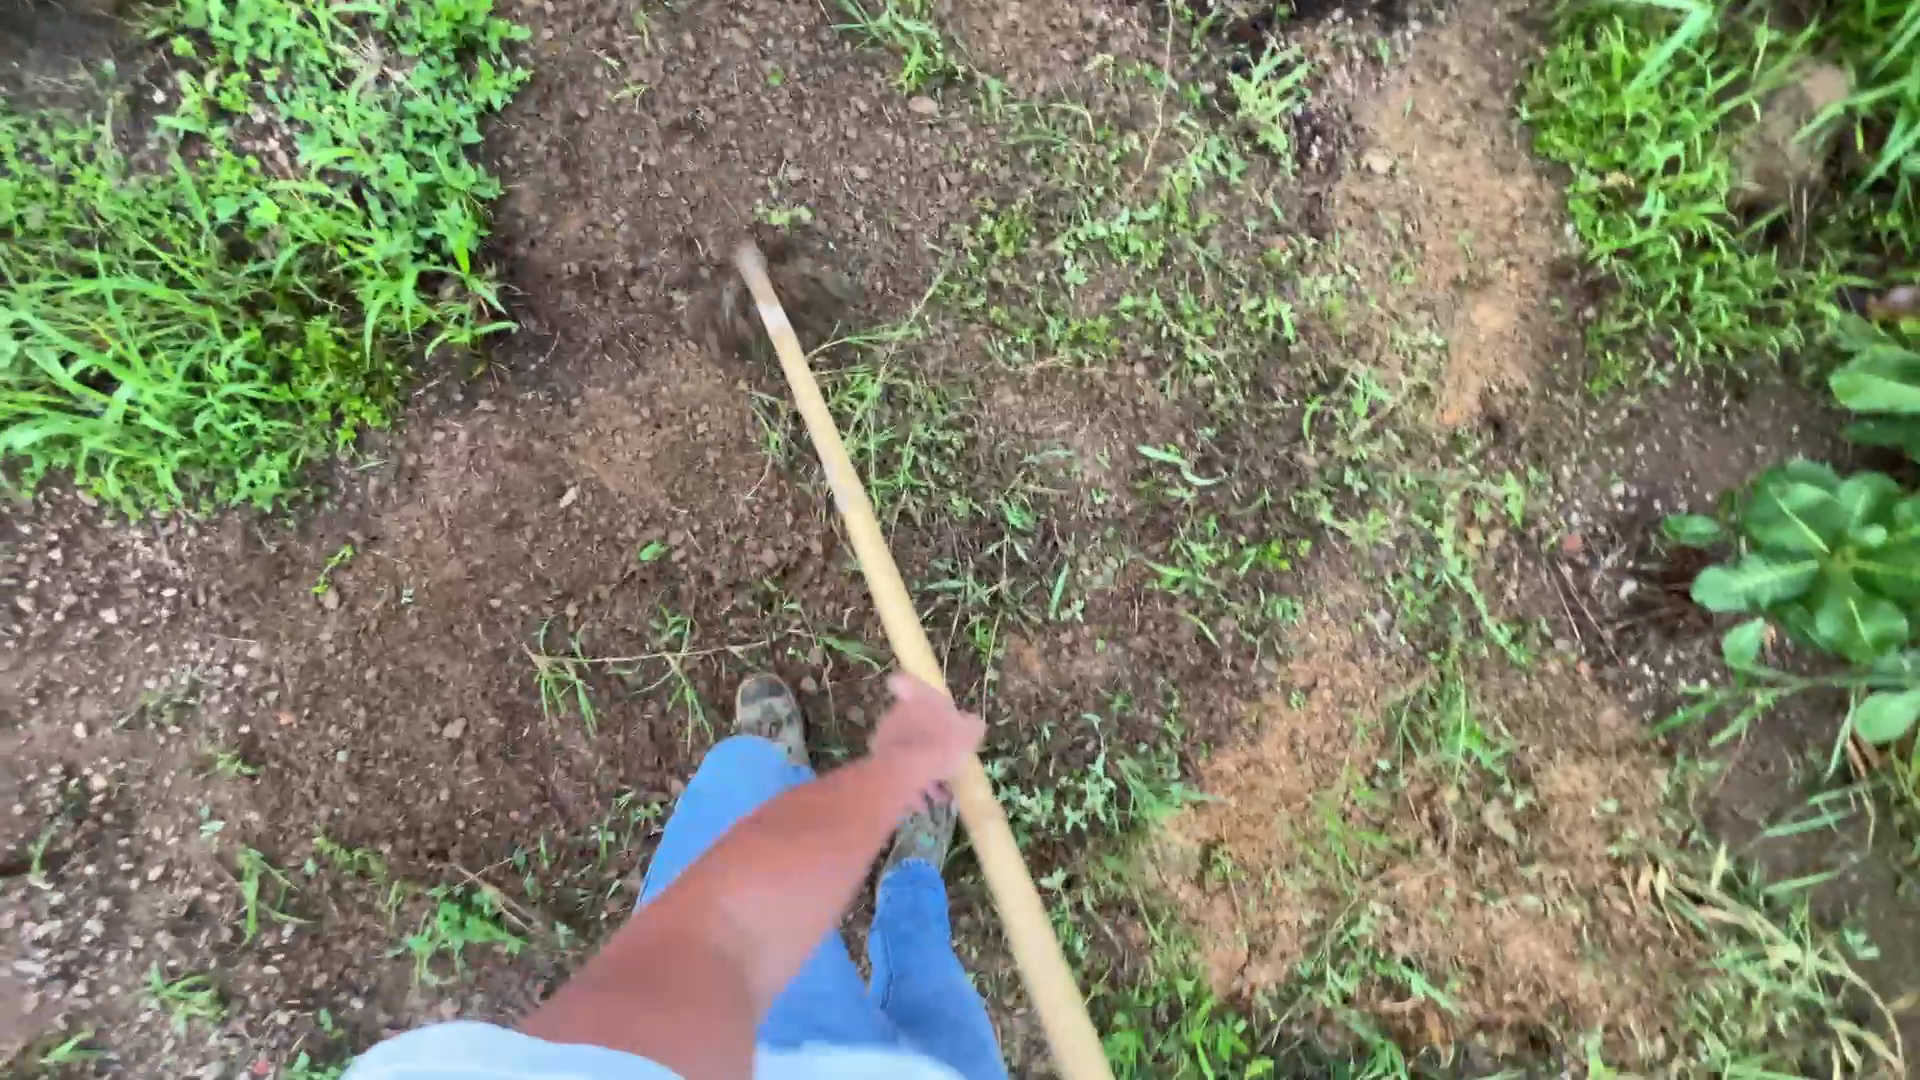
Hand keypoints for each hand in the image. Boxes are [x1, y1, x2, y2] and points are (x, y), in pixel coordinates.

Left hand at [870, 673, 983, 800]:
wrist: (909, 769)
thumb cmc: (943, 742)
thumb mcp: (970, 732)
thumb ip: (972, 726)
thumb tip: (974, 724)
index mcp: (918, 698)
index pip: (908, 683)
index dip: (910, 688)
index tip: (916, 699)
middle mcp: (897, 712)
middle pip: (912, 723)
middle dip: (928, 744)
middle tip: (945, 764)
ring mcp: (884, 736)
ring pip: (907, 751)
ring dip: (922, 769)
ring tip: (938, 794)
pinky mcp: (876, 760)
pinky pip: (898, 771)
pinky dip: (909, 784)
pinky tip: (922, 803)